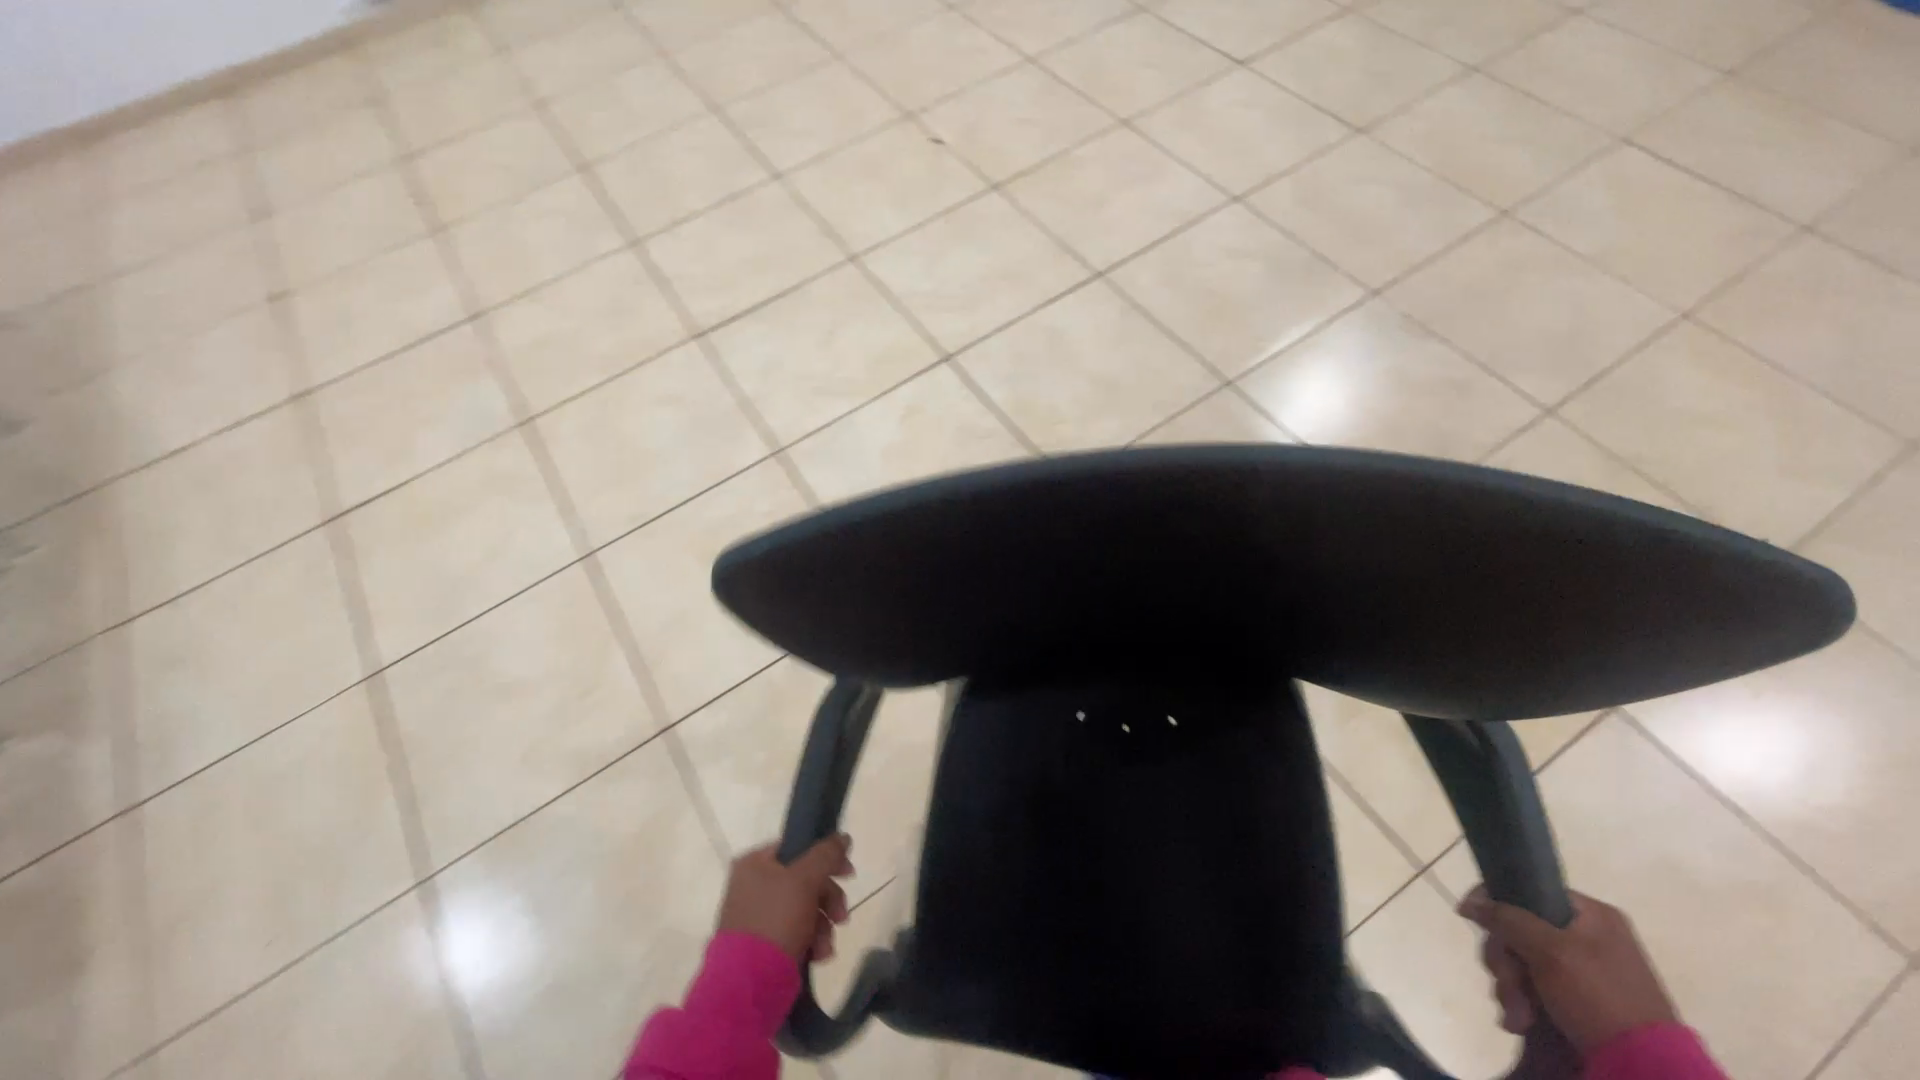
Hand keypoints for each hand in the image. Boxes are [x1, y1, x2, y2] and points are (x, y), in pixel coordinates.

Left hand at [718, 835, 854, 963]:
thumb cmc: (775, 921)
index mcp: (754, 864)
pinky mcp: (764, 944)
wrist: (749, 983)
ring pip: (805, 908)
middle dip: (829, 900)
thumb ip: (826, 855)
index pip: (797, 847)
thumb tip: (843, 836)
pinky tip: (818, 954)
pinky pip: (796, 932)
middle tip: (841, 916)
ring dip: (823, 925)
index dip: (826, 858)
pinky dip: (812, 941)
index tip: (849, 874)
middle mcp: (752, 886)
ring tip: (826, 944)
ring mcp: (757, 916)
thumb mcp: (804, 880)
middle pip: (804, 880)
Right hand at [1458, 886, 1679, 1054]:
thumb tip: (1470, 900)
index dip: (1496, 901)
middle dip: (1505, 962)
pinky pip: (1534, 987)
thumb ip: (1508, 919)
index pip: (1528, 890)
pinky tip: (1520, 1023)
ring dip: (1511, 989)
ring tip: (1518, 1016)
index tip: (1470, 917)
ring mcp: (1582, 969)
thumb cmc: (1598, 997)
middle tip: (1508, 984)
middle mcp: (1586, 936)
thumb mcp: (1550, 952)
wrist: (1644, 1067)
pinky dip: (1522, 1004)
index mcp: (1591, 915)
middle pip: (1519, 930)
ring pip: (1522, 962)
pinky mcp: (1577, 999)